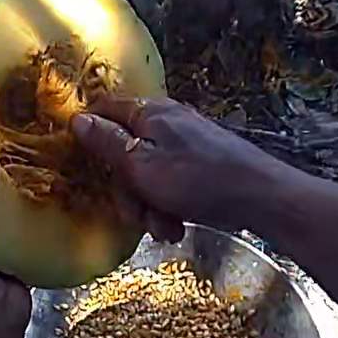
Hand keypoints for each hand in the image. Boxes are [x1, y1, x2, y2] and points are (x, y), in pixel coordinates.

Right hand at [70, 95, 296, 232]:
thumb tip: (77, 119)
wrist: (260, 197)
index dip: (88, 135)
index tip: (84, 164)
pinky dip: (169, 206)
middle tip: (137, 216)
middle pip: (125, 152)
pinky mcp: (200, 164)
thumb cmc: (197, 180)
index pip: (104, 110)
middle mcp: (166, 122)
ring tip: (165, 227)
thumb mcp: (140, 164)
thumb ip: (107, 143)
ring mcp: (185, 143)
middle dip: (127, 191)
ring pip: (147, 174)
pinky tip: (178, 225)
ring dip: (149, 207)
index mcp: (149, 114)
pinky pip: (170, 184)